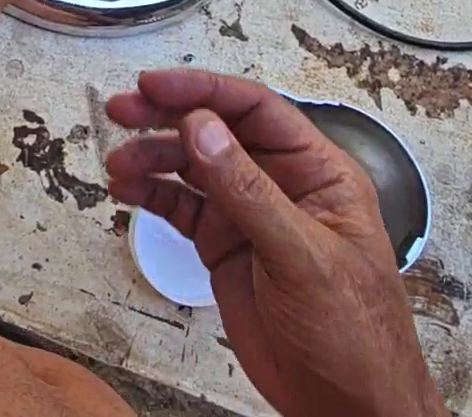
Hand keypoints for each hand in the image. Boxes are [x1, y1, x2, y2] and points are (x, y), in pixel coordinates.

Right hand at [104, 71, 442, 416]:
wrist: (345, 409)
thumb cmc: (354, 336)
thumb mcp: (302, 257)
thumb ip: (248, 190)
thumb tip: (201, 127)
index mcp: (315, 171)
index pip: (253, 109)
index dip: (202, 90)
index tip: (154, 86)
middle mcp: (276, 181)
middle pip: (212, 128)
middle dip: (164, 116)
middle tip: (120, 111)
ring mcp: (244, 210)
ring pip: (187, 164)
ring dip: (149, 157)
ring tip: (117, 165)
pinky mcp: (219, 240)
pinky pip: (176, 203)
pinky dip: (148, 193)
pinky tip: (124, 190)